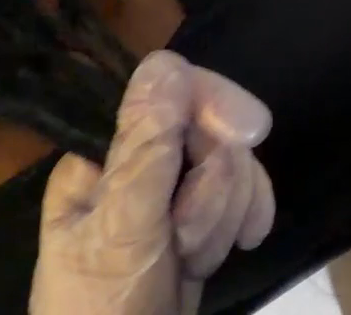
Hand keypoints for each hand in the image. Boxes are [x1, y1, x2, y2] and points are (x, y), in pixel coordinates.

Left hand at [31, 51, 275, 314]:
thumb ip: (146, 149)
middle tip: (190, 236)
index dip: (214, 106)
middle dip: (217, 184)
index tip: (247, 134)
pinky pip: (243, 192)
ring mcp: (171, 196)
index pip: (171, 90)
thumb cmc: (106, 314)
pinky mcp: (199, 221)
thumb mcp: (123, 232)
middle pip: (211, 128)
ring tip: (195, 261)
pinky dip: (248, 216)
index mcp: (101, 158)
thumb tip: (165, 60)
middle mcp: (136, 167)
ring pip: (233, 162)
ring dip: (226, 214)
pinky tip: (242, 244)